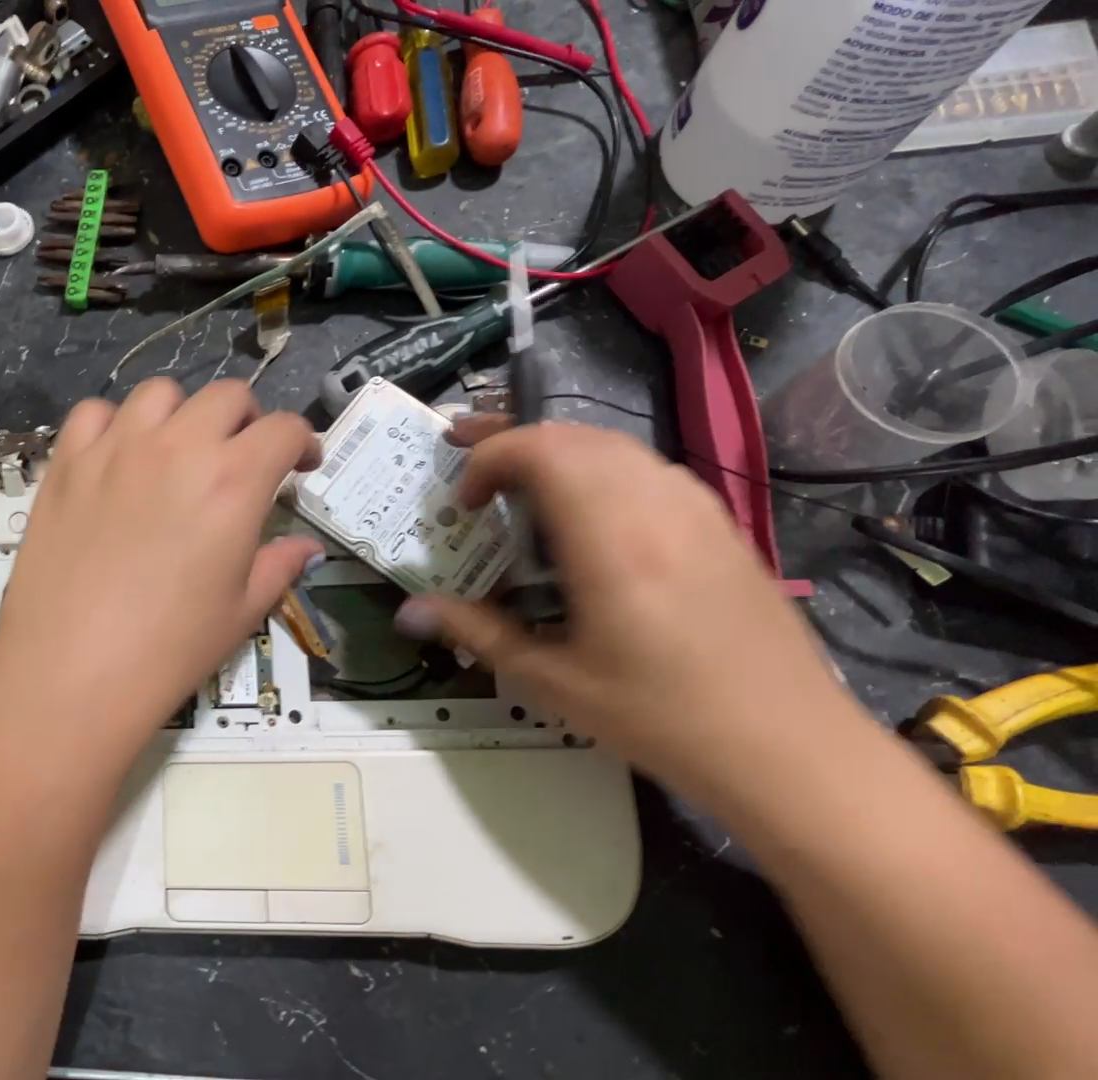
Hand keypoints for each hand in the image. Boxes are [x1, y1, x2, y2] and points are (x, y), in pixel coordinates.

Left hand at [0, 379, 322, 757]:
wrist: (71, 673)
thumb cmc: (168, 651)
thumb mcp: (240, 612)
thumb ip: (278, 566)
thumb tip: (305, 547)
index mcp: (233, 482)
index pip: (283, 429)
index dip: (302, 442)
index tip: (300, 465)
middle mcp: (177, 447)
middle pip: (226, 396)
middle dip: (247, 421)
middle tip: (241, 460)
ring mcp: (114, 449)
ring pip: (159, 393)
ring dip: (181, 414)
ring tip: (178, 452)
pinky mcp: (66, 463)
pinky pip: (93, 413)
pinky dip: (113, 424)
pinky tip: (117, 458)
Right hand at [394, 420, 853, 794]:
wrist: (787, 746)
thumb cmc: (659, 717)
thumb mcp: (552, 681)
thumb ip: (477, 632)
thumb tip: (408, 611)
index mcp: (611, 539)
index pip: (540, 451)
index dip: (488, 458)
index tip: (465, 504)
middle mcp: (656, 506)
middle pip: (574, 437)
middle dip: (513, 441)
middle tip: (468, 466)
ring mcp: (696, 510)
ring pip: (615, 446)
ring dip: (557, 453)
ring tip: (518, 484)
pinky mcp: (720, 525)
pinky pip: (649, 469)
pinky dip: (600, 470)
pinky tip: (587, 515)